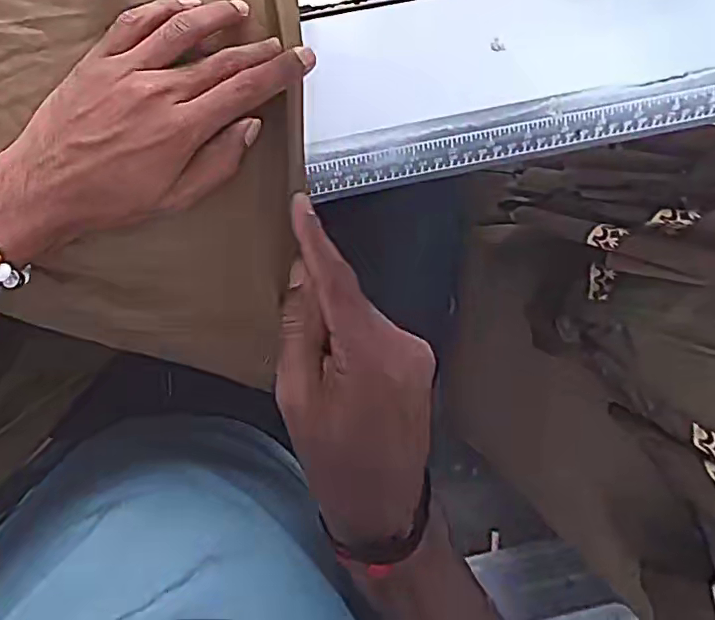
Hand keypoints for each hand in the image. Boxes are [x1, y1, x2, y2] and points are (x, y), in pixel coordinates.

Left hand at [0, 0, 312, 268]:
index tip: (298, 60)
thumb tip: (248, 128)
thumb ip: (217, 162)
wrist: (42, 187)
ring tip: (238, 10)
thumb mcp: (171, 199)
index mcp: (180, 128)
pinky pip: (134, 23)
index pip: (244, 89)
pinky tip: (181, 6)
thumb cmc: (103, 199)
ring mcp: (125, 71)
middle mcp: (157, 92)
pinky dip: (162, 9)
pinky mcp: (98, 61)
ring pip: (182, 29)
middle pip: (222, 58)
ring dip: (216, 16)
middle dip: (258, 48)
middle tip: (276, 42)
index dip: (279, 71)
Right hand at [276, 193, 435, 546]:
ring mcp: (416, 350)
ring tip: (322, 375)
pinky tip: (341, 373)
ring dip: (334, 325)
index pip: (337, 280)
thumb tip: (301, 276)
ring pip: (357, 312)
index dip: (315, 240)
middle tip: (299, 347)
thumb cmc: (333, 458)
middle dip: (316, 304)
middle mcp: (402, 342)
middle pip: (346, 297)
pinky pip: (371, 327)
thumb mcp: (295, 394)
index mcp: (370, 352)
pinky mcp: (418, 358)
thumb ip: (299, 327)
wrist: (386, 511)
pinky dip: (349, 335)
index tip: (301, 204)